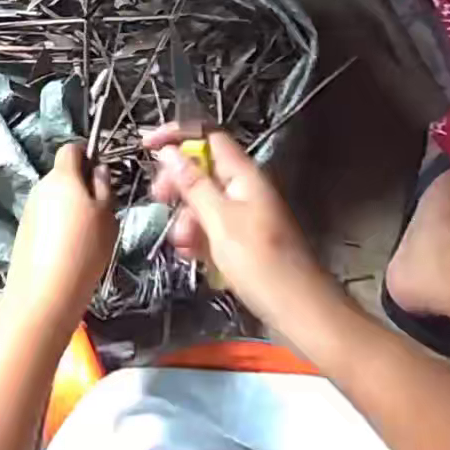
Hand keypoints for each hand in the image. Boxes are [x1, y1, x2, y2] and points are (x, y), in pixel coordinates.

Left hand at [4, 142, 115, 324]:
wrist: (43, 292)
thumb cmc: (83, 248)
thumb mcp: (106, 216)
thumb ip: (104, 187)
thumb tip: (97, 168)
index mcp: (62, 176)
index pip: (70, 148)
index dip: (86, 154)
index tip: (101, 173)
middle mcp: (41, 185)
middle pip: (63, 175)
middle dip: (81, 186)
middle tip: (100, 211)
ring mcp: (29, 207)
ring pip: (55, 197)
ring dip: (70, 207)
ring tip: (86, 236)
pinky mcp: (24, 229)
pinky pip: (46, 216)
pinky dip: (58, 224)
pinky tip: (68, 249)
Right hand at [146, 124, 342, 331]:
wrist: (302, 315)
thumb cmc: (261, 264)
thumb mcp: (219, 221)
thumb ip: (192, 184)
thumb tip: (169, 151)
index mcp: (243, 175)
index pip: (208, 135)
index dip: (177, 134)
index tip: (147, 145)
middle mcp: (244, 188)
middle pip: (201, 168)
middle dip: (176, 182)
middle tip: (159, 199)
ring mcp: (244, 213)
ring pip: (202, 199)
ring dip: (185, 216)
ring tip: (183, 243)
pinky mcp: (242, 238)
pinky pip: (211, 225)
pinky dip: (197, 235)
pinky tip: (192, 255)